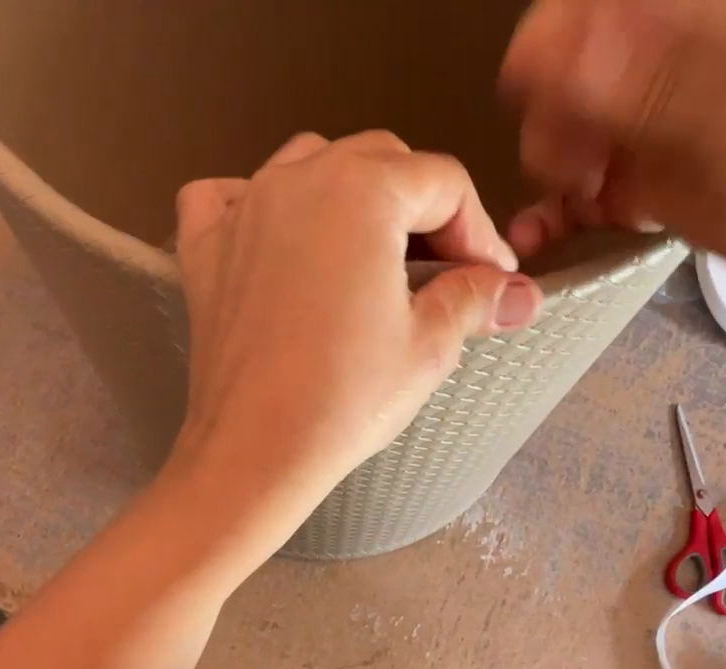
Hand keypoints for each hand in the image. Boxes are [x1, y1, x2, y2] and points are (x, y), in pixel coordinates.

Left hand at [164, 131, 543, 536]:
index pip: (443, 183)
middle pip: (379, 161)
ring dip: (350, 196)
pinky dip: (258, 208)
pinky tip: (276, 242)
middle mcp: (297, 178)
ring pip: (310, 165)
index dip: (479, 231)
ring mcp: (242, 208)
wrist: (256, 450)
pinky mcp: (202, 247)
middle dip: (420, 209)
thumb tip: (523, 294)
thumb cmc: (348, 396)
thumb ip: (475, 299)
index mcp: (362, 190)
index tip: (492, 280)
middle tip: (440, 271)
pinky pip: (229, 197)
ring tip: (368, 253)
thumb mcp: (428, 346)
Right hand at [499, 0, 725, 284]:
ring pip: (560, 139)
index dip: (544, 52)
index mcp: (677, 23)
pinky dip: (555, 213)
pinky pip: (579, 197)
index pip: (576, 16)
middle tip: (579, 163)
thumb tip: (541, 56)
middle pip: (556, 80)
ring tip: (579, 197)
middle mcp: (650, 69)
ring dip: (548, 170)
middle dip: (549, 121)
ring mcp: (645, 130)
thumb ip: (640, 87)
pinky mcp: (643, 186)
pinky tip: (536, 234)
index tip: (534, 101)